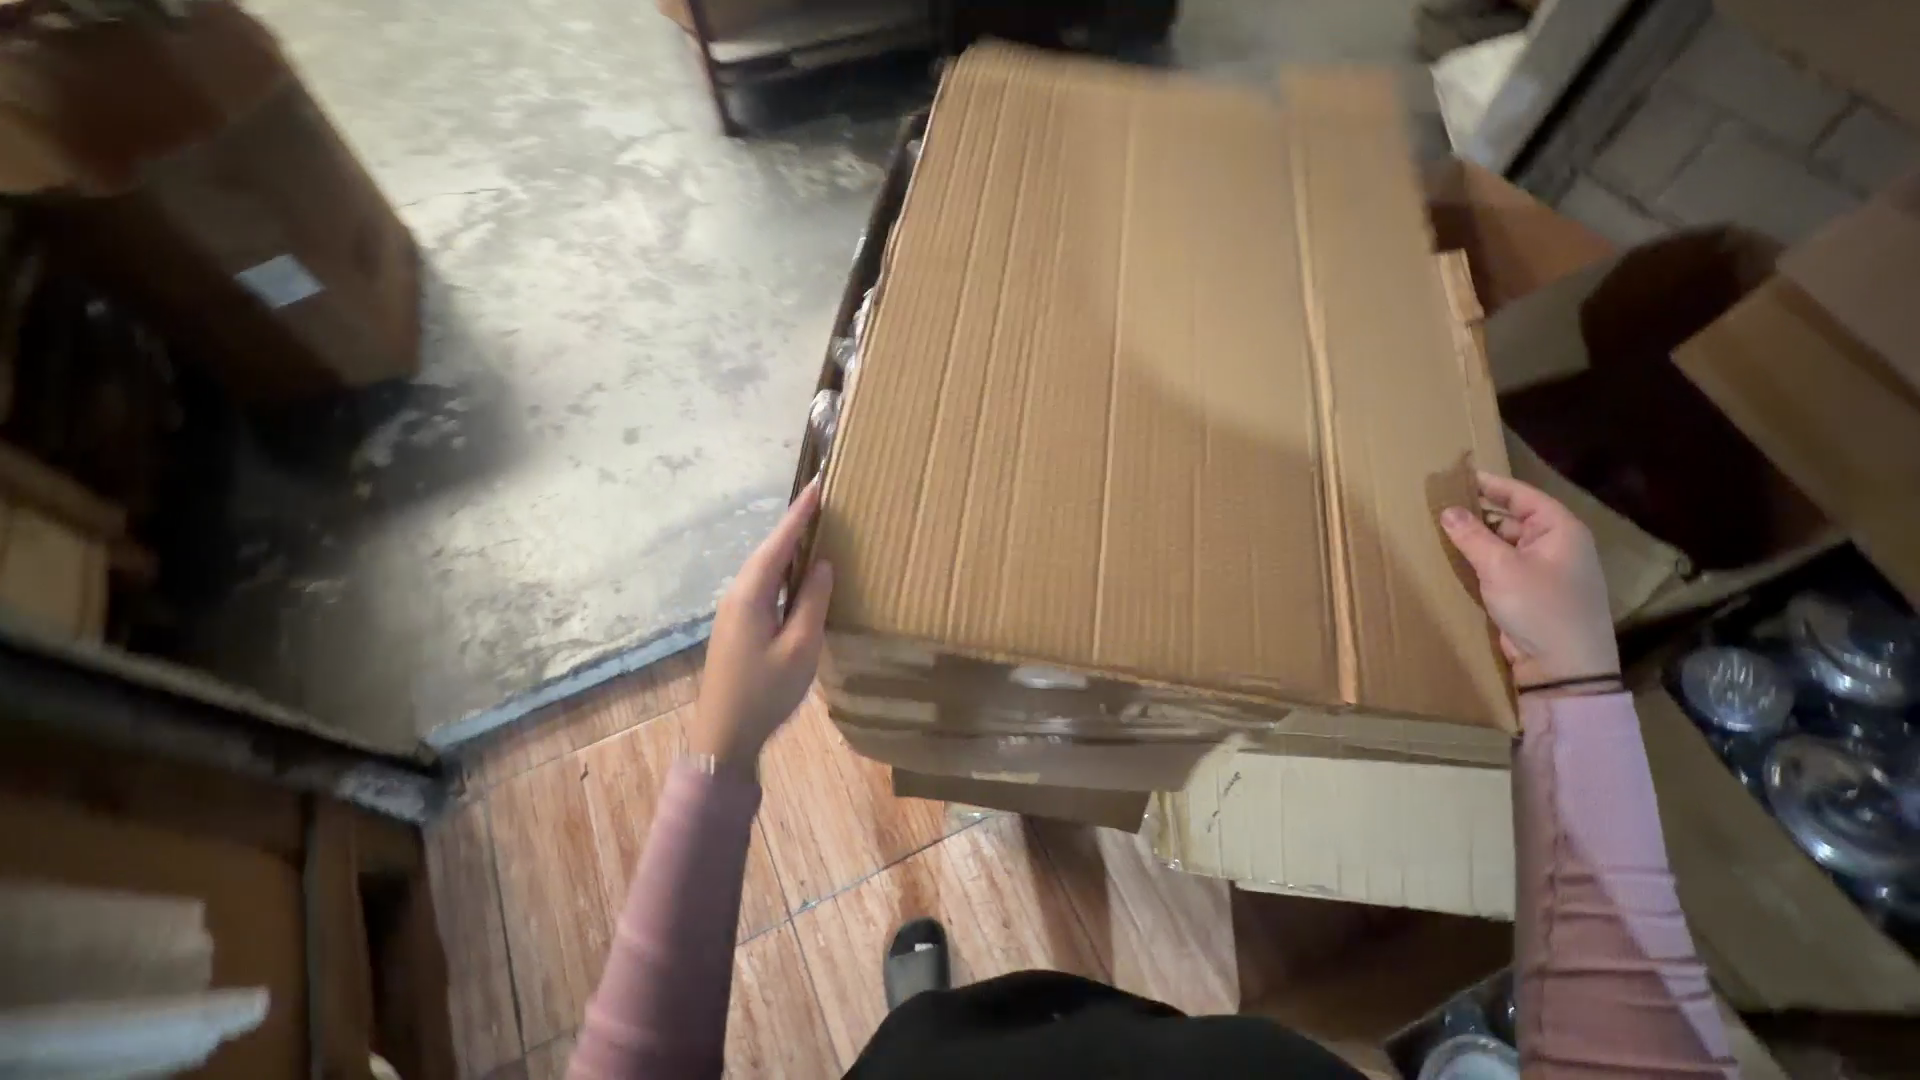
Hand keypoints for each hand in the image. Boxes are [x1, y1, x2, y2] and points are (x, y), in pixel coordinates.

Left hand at [690, 480, 833, 769]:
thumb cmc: (765, 693)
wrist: (724, 736)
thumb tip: (822, 564)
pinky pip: (764, 586)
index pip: (779, 542)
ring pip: (766, 569)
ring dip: (790, 549)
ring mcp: (734, 611)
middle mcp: (737, 594)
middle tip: (825, 502)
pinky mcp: (738, 627)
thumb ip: (812, 601)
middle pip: (769, 550)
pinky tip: (800, 576)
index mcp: (751, 594)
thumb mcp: (800, 647)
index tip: (818, 483)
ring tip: (818, 530)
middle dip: (796, 525)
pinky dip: (784, 572)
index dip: (800, 513)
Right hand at [1440, 471, 1618, 694]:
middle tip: (1442, 504)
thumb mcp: (1500, 567)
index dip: (1490, 484)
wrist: (1564, 666)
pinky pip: (1504, 566)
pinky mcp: (1532, 593)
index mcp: (1561, 530)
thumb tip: (1448, 510)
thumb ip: (1472, 535)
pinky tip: (1457, 560)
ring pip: (1506, 543)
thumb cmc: (1539, 607)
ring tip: (1442, 530)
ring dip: (1478, 538)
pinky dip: (1482, 560)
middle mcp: (1558, 545)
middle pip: (1514, 518)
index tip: (1457, 476)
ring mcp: (1546, 570)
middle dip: (1479, 511)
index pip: (1522, 495)